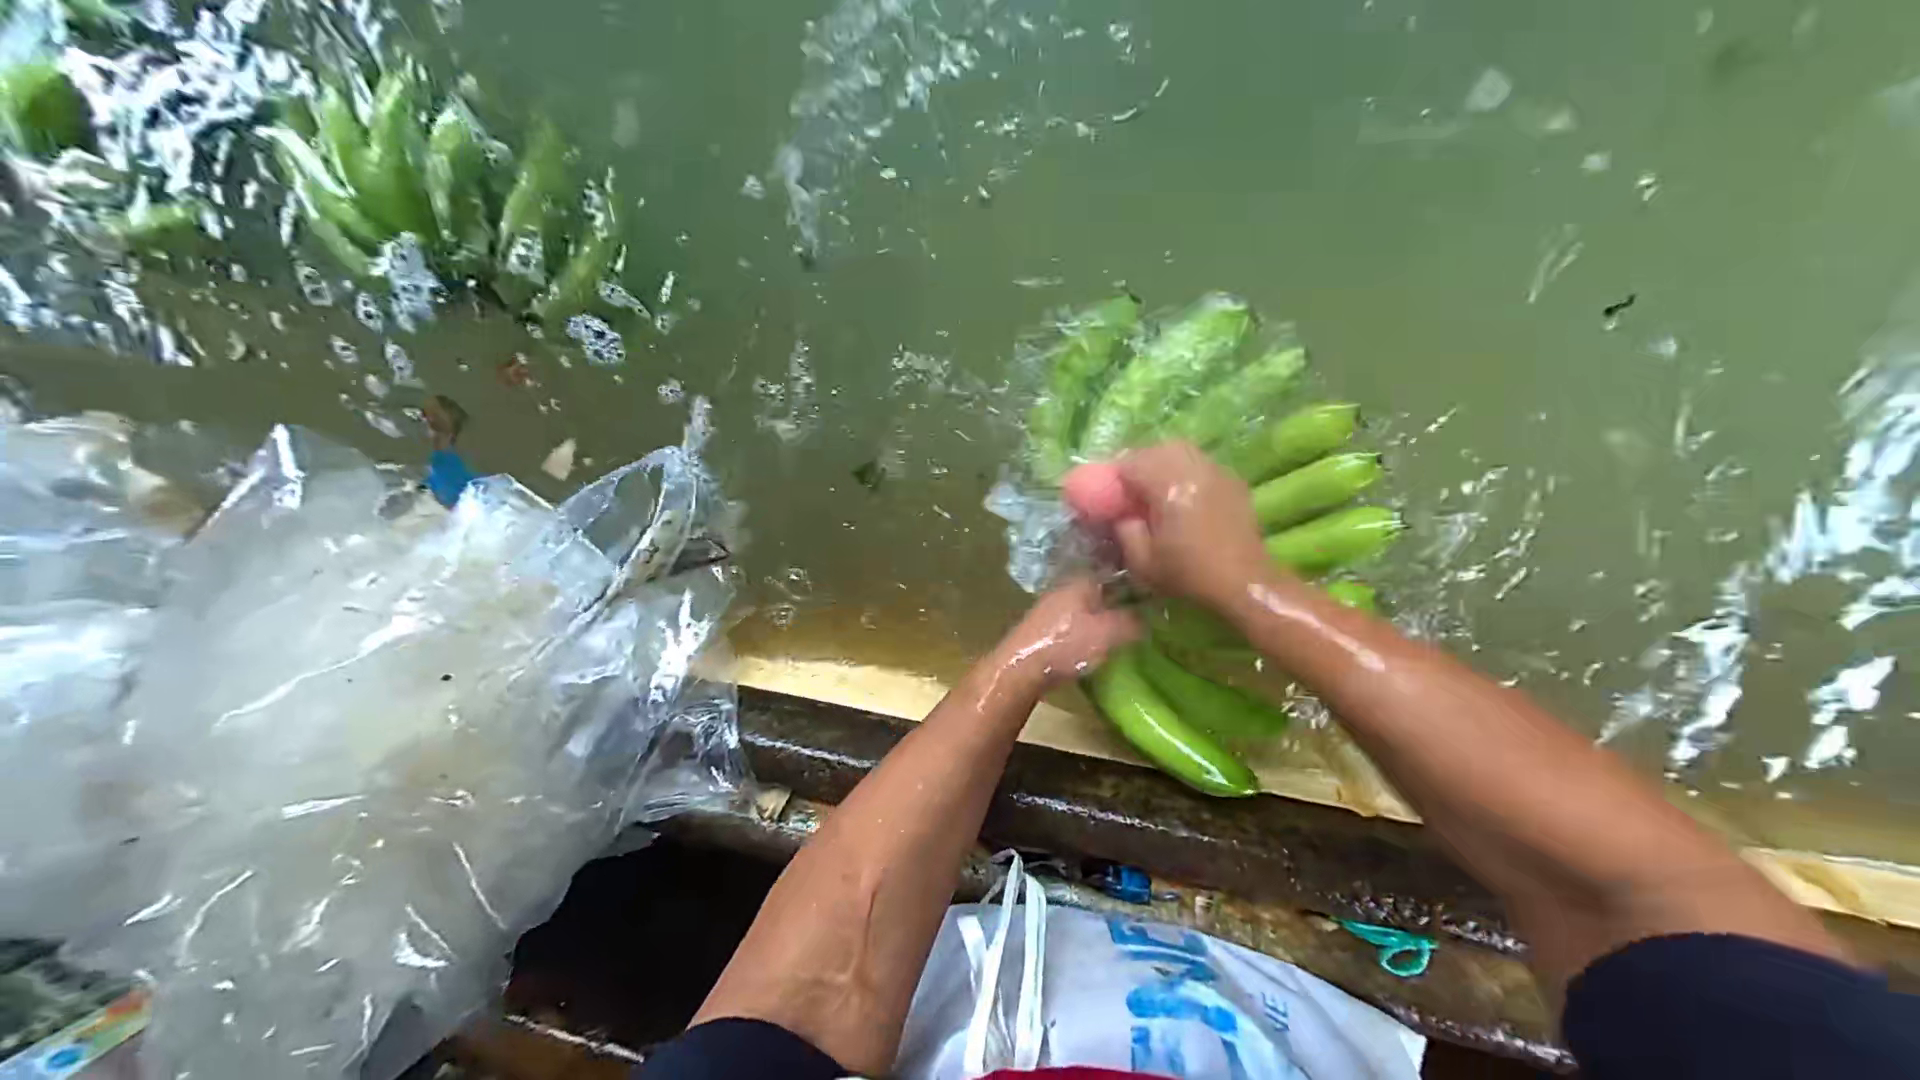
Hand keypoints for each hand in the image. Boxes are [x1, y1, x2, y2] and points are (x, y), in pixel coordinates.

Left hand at [993, 579, 1139, 690]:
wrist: (1020, 668)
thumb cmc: (1067, 645)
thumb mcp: (1110, 632)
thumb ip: (1133, 621)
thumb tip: (1150, 616)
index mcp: (1082, 580)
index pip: (1115, 571)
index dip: (1136, 582)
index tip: (1154, 595)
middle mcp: (1065, 587)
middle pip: (1100, 588)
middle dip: (1120, 599)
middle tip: (1144, 615)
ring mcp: (1051, 606)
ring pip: (1086, 605)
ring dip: (1103, 615)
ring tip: (1125, 630)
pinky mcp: (1044, 627)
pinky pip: (1075, 621)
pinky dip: (1088, 628)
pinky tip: (1098, 642)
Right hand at [1062, 440, 1272, 609]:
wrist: (1245, 583)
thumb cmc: (1190, 574)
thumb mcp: (1142, 561)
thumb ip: (1124, 529)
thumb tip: (1119, 513)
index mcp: (1169, 484)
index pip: (1129, 462)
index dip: (1112, 476)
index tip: (1106, 495)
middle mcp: (1193, 468)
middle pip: (1155, 450)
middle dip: (1136, 465)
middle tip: (1128, 491)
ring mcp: (1216, 470)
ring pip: (1179, 452)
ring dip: (1160, 465)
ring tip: (1153, 491)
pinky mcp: (1232, 480)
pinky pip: (1198, 464)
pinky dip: (1183, 472)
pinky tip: (1180, 496)